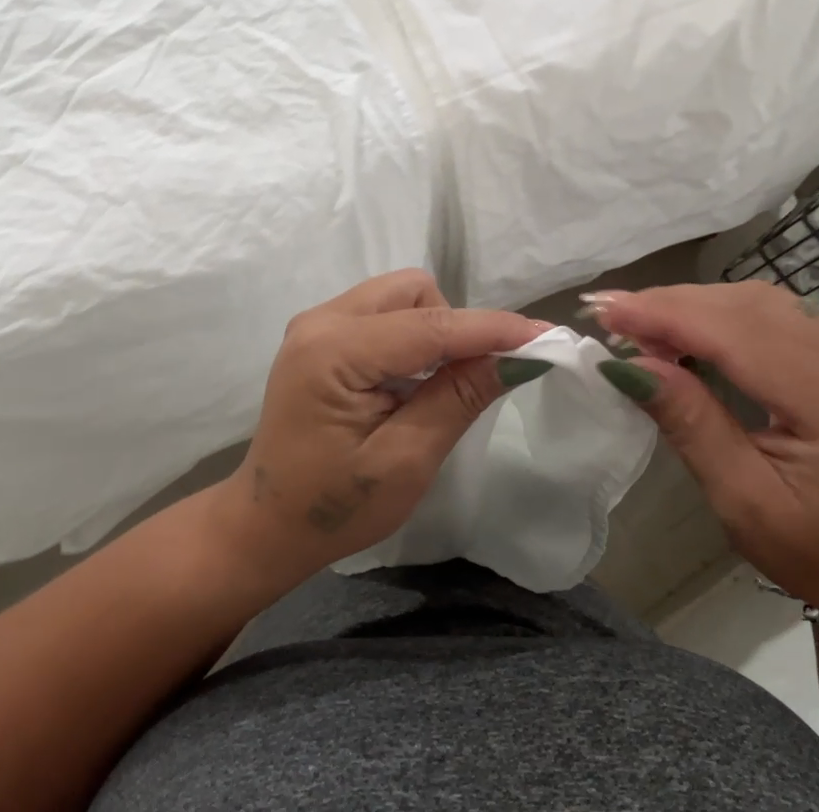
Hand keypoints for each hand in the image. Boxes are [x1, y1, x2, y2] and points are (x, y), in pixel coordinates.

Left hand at [209, 270, 548, 582]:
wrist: (268, 525)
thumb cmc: (336, 507)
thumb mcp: (406, 460)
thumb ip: (460, 397)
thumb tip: (519, 357)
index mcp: (334, 351)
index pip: (432, 325)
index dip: (494, 330)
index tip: (550, 337)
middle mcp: (321, 321)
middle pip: (413, 292)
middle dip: (455, 327)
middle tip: (469, 382)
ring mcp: (316, 326)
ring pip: (400, 298)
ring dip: (434, 332)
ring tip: (434, 390)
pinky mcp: (320, 338)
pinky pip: (383, 315)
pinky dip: (411, 340)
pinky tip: (409, 385)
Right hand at [588, 282, 818, 639]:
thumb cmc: (816, 556)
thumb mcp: (744, 501)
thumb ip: (692, 425)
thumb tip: (630, 366)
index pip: (737, 334)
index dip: (666, 316)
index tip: (604, 311)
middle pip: (751, 307)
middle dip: (674, 304)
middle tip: (610, 315)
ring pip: (764, 304)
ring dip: (697, 306)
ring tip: (640, 326)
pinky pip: (781, 317)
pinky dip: (725, 316)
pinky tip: (690, 334)